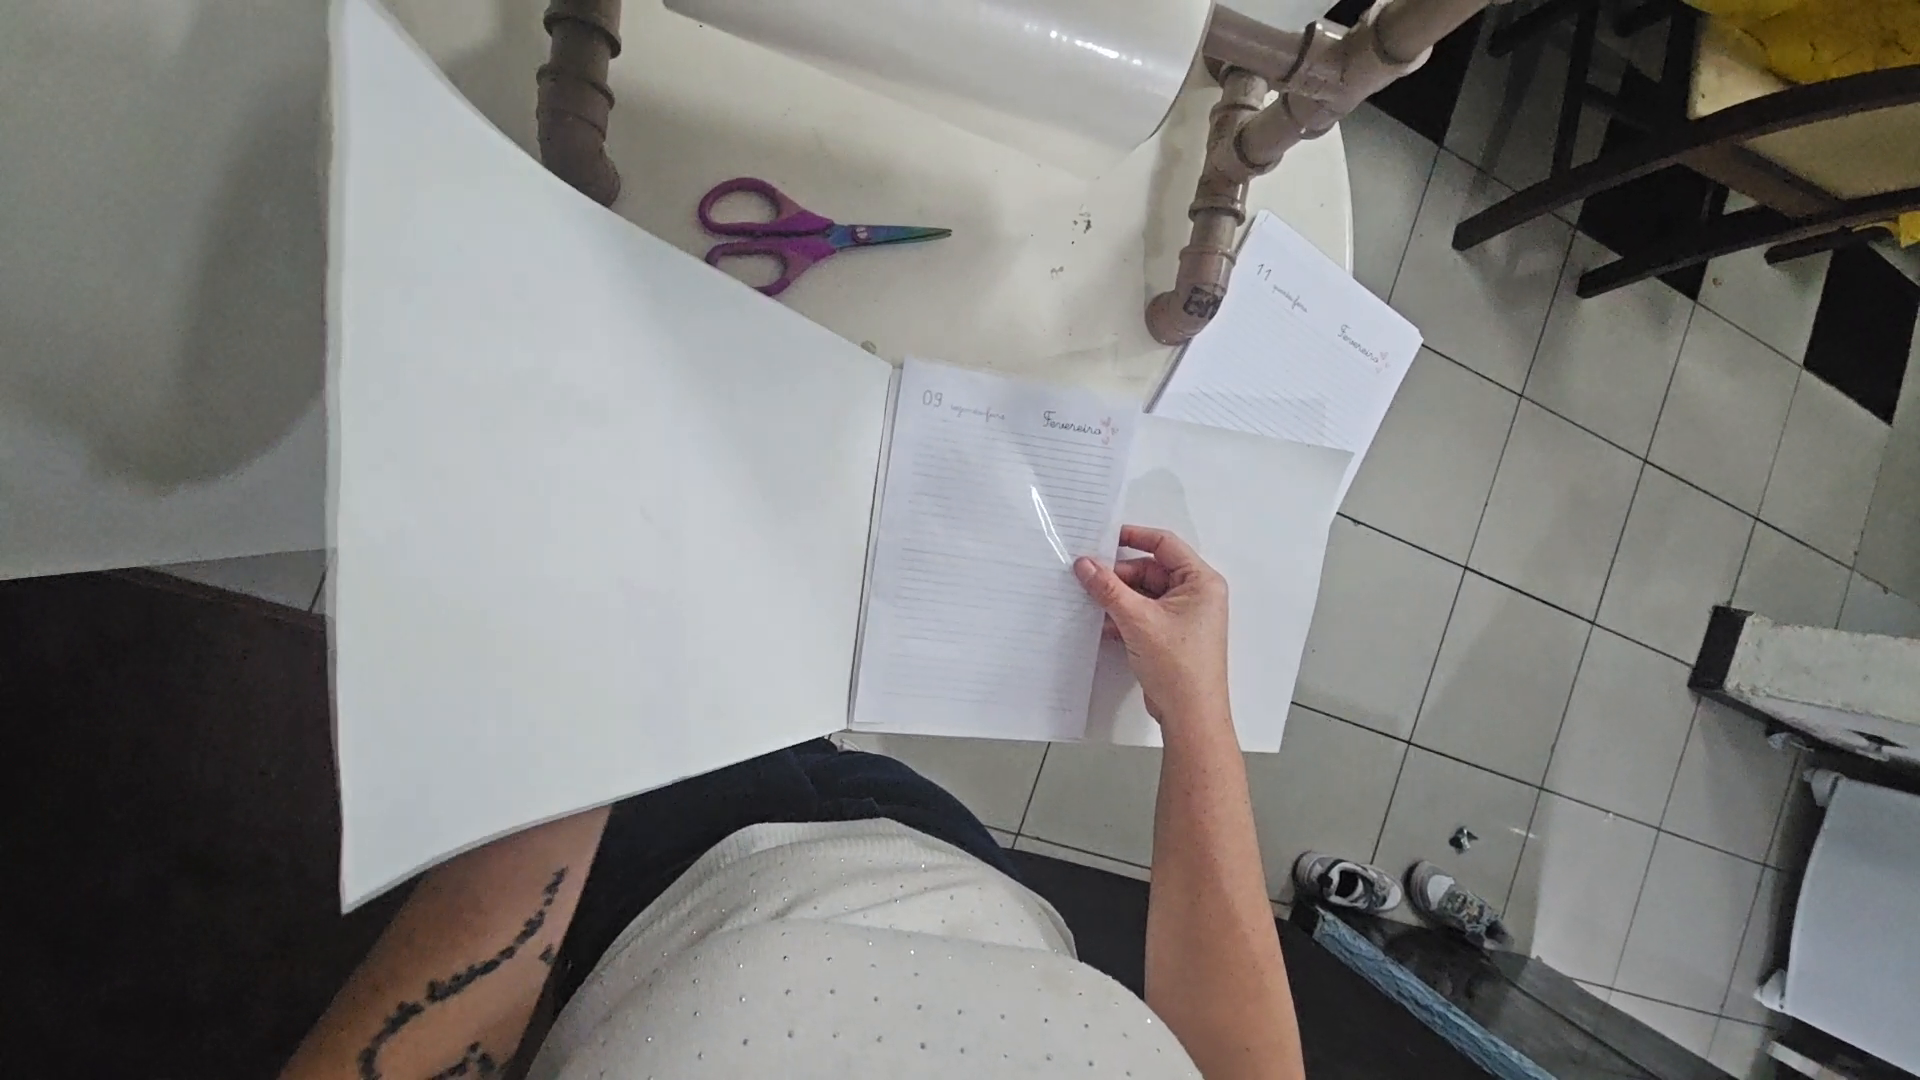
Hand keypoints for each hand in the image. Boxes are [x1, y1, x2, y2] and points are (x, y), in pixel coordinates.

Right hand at [1073, 525, 1228, 727]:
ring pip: (1143, 593)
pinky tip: (1100, 623)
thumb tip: (1083, 564)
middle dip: (1119, 575)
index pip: (1165, 545)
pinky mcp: (1170, 634)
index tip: (1104, 538)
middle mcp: (1196, 594)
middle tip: (1087, 577)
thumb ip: (1108, 588)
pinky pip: (1142, 613)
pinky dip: (1123, 615)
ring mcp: (1183, 616)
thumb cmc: (1178, 665)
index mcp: (1200, 581)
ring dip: (1118, 596)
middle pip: (1150, 570)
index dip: (1134, 537)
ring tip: (1089, 599)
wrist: (1190, 714)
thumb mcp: (1138, 620)